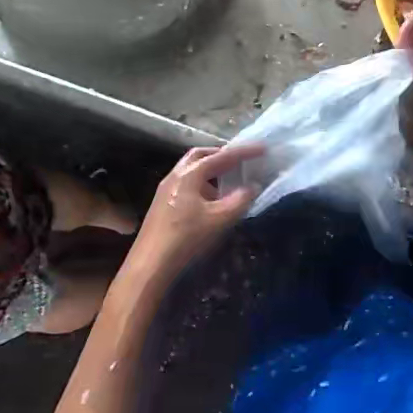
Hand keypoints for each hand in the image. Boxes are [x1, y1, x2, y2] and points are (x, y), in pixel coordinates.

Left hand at [123, 145, 264, 284]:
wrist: (151, 263)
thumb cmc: (186, 237)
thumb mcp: (219, 219)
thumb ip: (240, 200)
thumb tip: (253, 186)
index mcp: (189, 174)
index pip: (220, 156)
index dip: (242, 152)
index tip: (261, 148)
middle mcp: (175, 175)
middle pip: (200, 156)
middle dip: (221, 155)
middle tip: (240, 160)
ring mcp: (165, 189)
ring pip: (191, 171)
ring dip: (211, 172)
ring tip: (229, 182)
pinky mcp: (162, 203)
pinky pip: (186, 184)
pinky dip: (202, 185)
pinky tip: (211, 202)